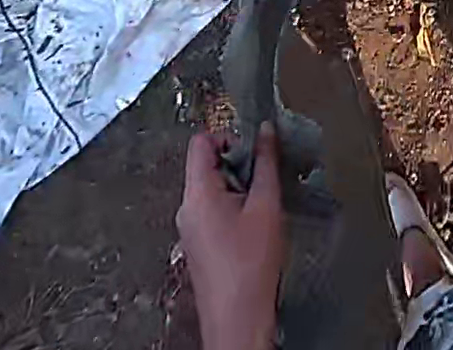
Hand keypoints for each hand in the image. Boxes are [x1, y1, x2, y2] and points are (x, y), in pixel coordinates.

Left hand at [178, 124, 285, 349]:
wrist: (238, 323)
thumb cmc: (252, 262)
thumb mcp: (266, 204)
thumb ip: (266, 162)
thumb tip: (266, 129)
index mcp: (197, 193)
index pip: (201, 142)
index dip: (228, 137)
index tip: (253, 153)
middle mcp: (186, 207)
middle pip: (205, 164)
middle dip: (236, 163)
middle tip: (262, 180)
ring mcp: (188, 228)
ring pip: (210, 186)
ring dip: (236, 185)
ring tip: (260, 204)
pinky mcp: (196, 244)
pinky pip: (210, 208)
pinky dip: (231, 204)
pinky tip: (252, 224)